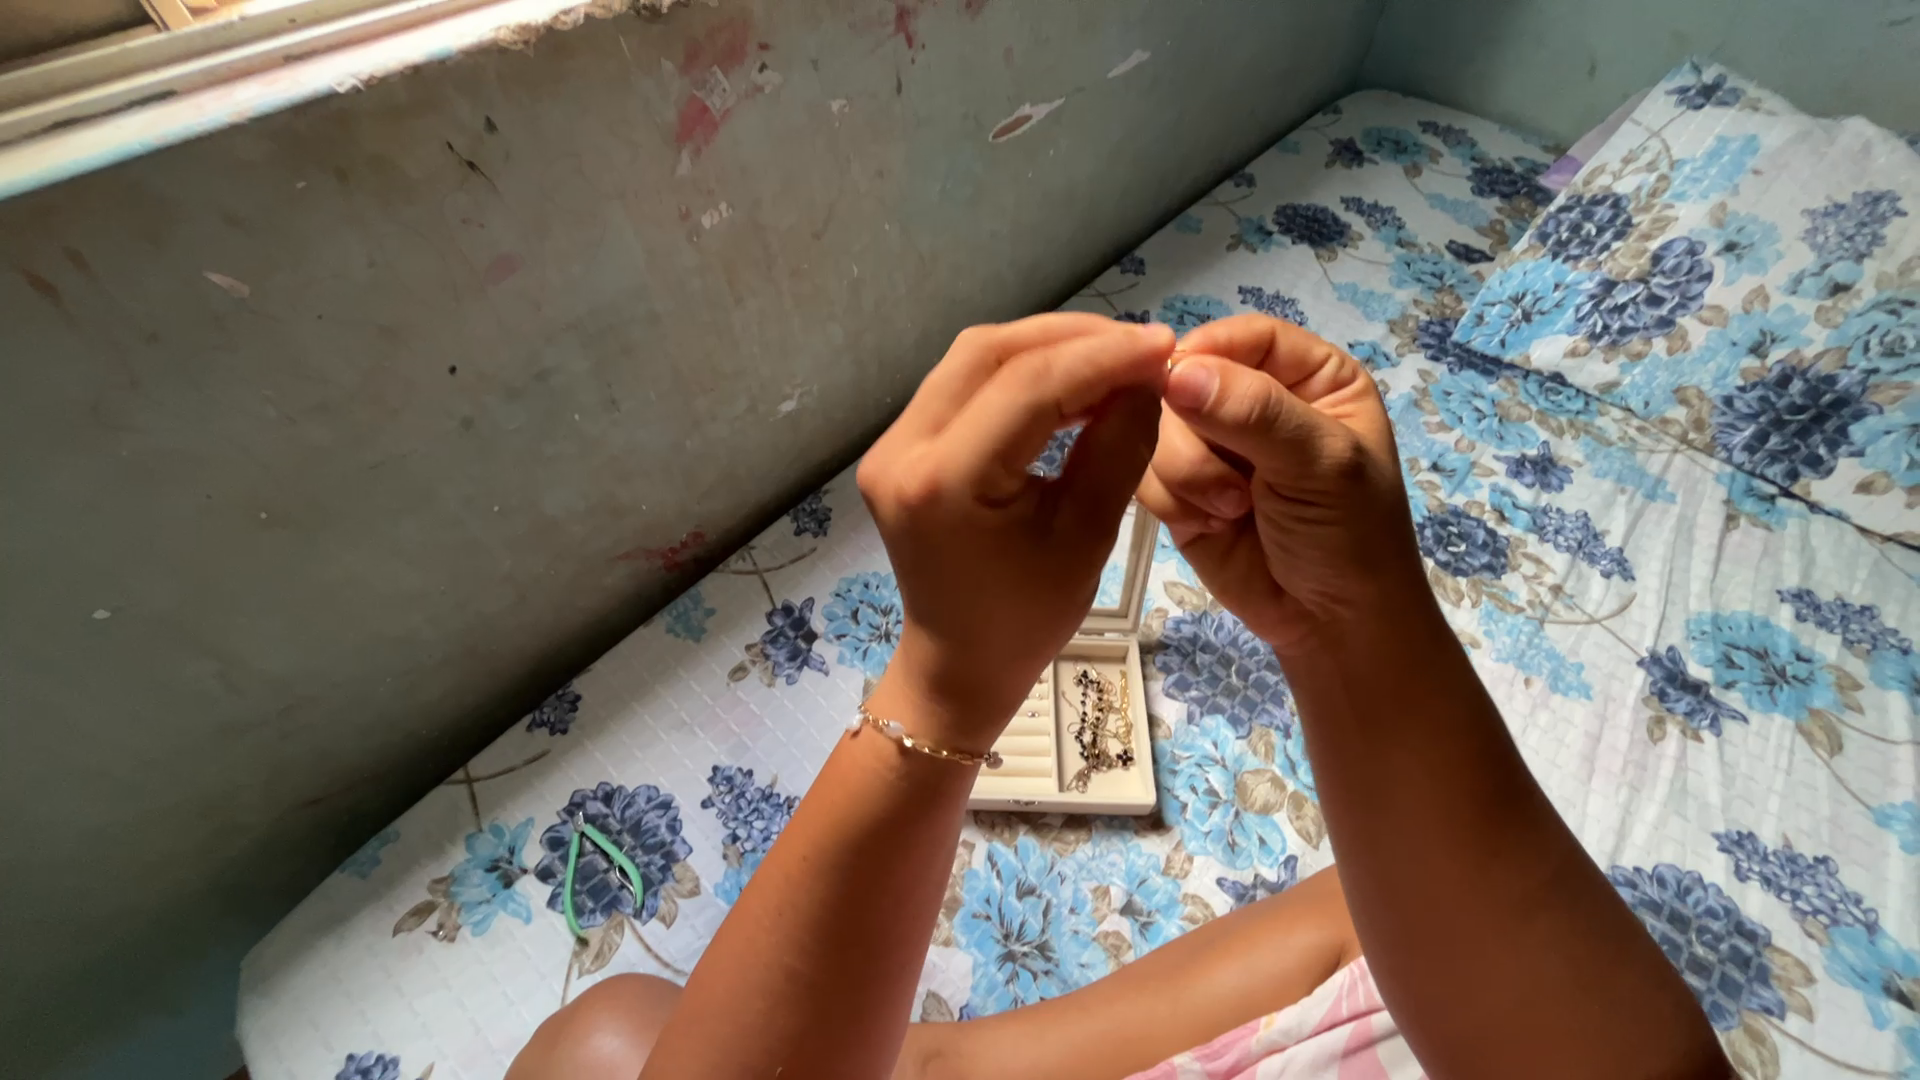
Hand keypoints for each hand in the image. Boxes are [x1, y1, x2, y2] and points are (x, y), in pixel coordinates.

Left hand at [860, 314, 1174, 749]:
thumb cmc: (1026, 619)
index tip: (1165, 346)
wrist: (958, 660)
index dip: (1102, 357)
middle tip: (1139, 346)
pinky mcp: (898, 446)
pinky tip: (1066, 382)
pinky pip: (961, 385)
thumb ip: (1118, 447)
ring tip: (1111, 360)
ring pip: (972, 360)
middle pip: (989, 353)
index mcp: (943, 483)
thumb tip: (1146, 375)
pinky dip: (1018, 374)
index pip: (1027, 387)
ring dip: (1045, 349)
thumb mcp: (1086, 537)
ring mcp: (890, 445)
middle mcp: (900, 450)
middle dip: (1071, 340)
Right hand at [1135, 315, 1423, 654]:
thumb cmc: (1348, 535)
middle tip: (1232, 486)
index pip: (1244, 338)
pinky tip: (1207, 525)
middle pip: (1185, 383)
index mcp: (1306, 378)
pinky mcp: (1179, 488)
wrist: (1328, 622)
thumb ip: (1253, 413)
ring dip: (1185, 476)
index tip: (1175, 382)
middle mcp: (1252, 404)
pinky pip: (1142, 472)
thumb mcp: (1319, 465)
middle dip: (1196, 437)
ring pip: (1153, 430)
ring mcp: (1210, 447)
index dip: (1207, 353)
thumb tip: (1175, 373)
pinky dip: (1169, 501)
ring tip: (1228, 511)